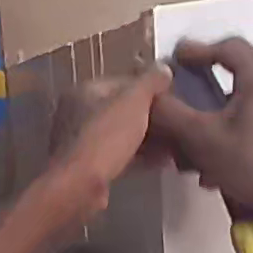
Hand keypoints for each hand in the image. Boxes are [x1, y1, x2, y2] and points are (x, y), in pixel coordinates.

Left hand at [39, 66, 171, 218]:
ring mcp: (79, 141)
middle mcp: (76, 113)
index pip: (121, 81)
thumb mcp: (133, 102)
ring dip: (145, 138)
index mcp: (83, 91)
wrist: (80, 185)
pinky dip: (136, 155)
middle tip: (176, 123)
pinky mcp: (86, 165)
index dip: (149, 88)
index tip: (173, 98)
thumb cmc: (105, 137)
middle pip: (119, 109)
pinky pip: (116, 154)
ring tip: (174, 144)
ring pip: (119, 133)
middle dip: (149, 116)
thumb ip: (149, 82)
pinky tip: (160, 161)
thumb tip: (164, 67)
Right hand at [150, 37, 252, 229]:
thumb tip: (152, 98)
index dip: (197, 51)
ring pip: (246, 110)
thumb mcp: (203, 139)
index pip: (228, 48)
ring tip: (196, 152)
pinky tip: (219, 171)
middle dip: (203, 98)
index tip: (178, 59)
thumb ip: (171, 115)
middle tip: (182, 107)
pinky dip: (235, 142)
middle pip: (236, 81)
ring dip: (216, 126)